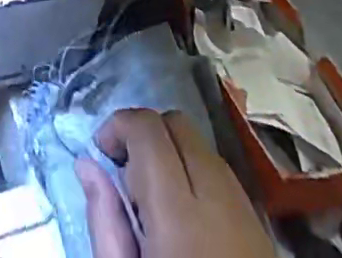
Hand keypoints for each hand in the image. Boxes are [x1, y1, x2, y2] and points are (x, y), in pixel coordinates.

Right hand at [75, 108, 274, 257]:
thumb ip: (104, 219)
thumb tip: (87, 164)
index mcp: (178, 212)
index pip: (148, 129)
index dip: (118, 126)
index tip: (100, 152)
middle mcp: (215, 191)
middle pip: (175, 122)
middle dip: (142, 133)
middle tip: (120, 172)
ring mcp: (240, 200)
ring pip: (198, 140)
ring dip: (167, 150)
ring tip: (147, 198)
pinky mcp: (254, 214)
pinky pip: (216, 166)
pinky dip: (190, 168)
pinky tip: (178, 211)